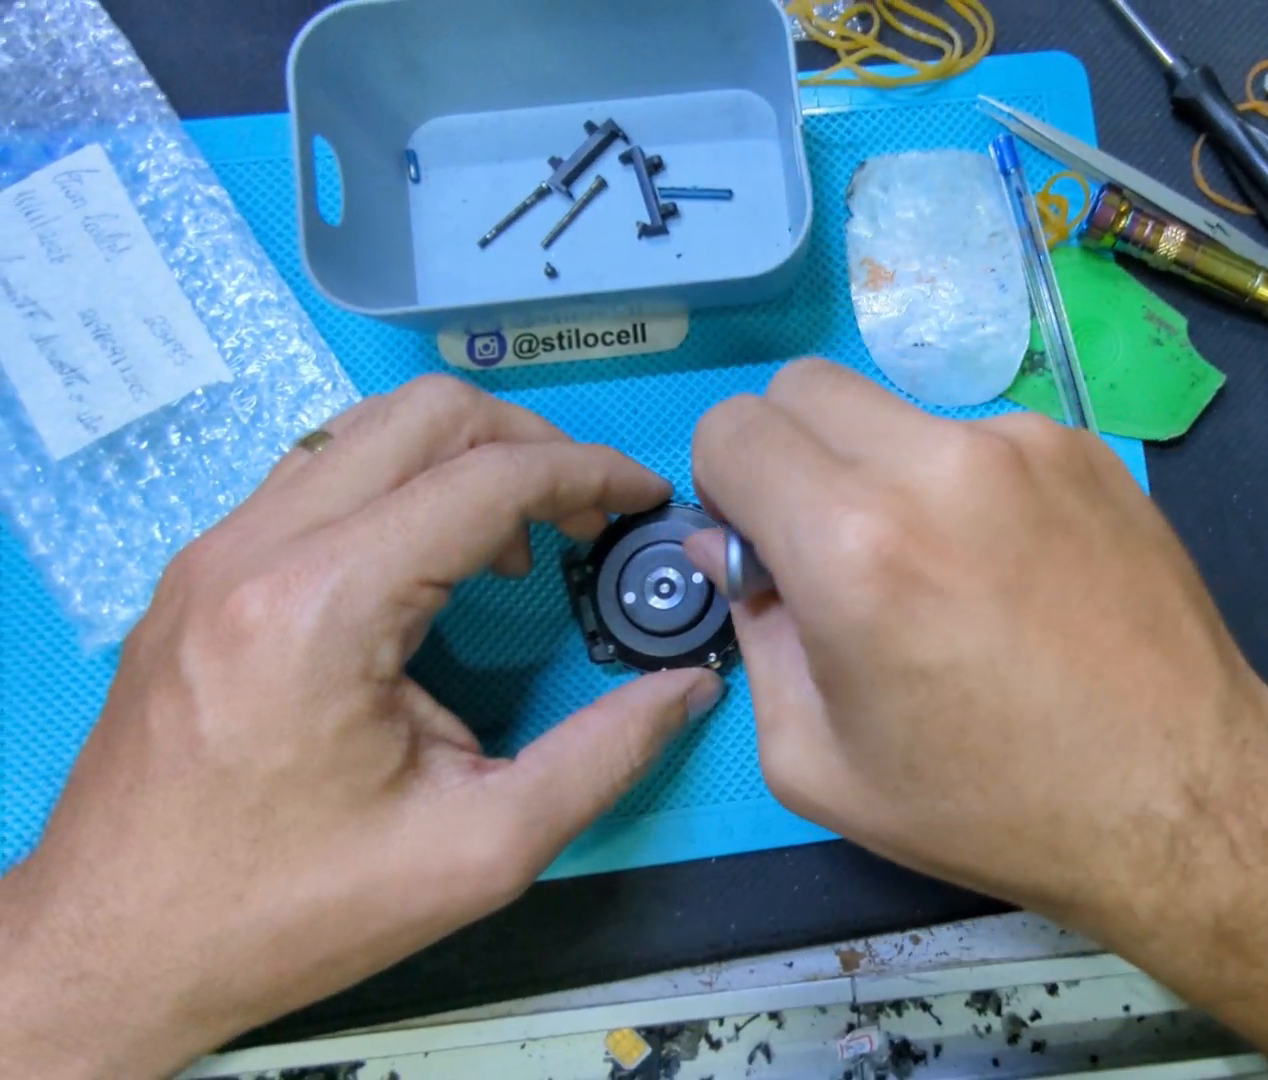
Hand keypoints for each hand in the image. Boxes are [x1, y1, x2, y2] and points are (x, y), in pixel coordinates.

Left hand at [0, 376, 722, 1077]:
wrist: (101, 961)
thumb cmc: (301, 906)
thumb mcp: (489, 846)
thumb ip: (611, 753)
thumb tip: (693, 684)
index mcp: (325, 608)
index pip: (488, 478)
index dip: (591, 473)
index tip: (648, 498)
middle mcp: (260, 549)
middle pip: (428, 413)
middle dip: (539, 443)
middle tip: (594, 511)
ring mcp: (221, 550)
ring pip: (376, 425)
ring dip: (480, 456)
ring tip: (535, 533)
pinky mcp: (210, 569)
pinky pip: (338, 467)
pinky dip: (424, 481)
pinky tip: (457, 556)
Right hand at [692, 360, 1267, 1079]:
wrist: (1178, 793)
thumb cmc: (990, 802)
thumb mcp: (820, 763)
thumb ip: (755, 638)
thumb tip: (740, 551)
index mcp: (855, 541)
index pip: (733, 428)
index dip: (726, 482)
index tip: (762, 539)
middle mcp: (938, 462)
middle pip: (807, 385)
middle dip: (793, 451)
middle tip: (834, 539)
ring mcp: (1024, 441)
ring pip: (899, 411)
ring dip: (887, 468)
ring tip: (945, 563)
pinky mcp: (1086, 446)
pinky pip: (983, 435)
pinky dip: (967, 480)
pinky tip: (1016, 560)